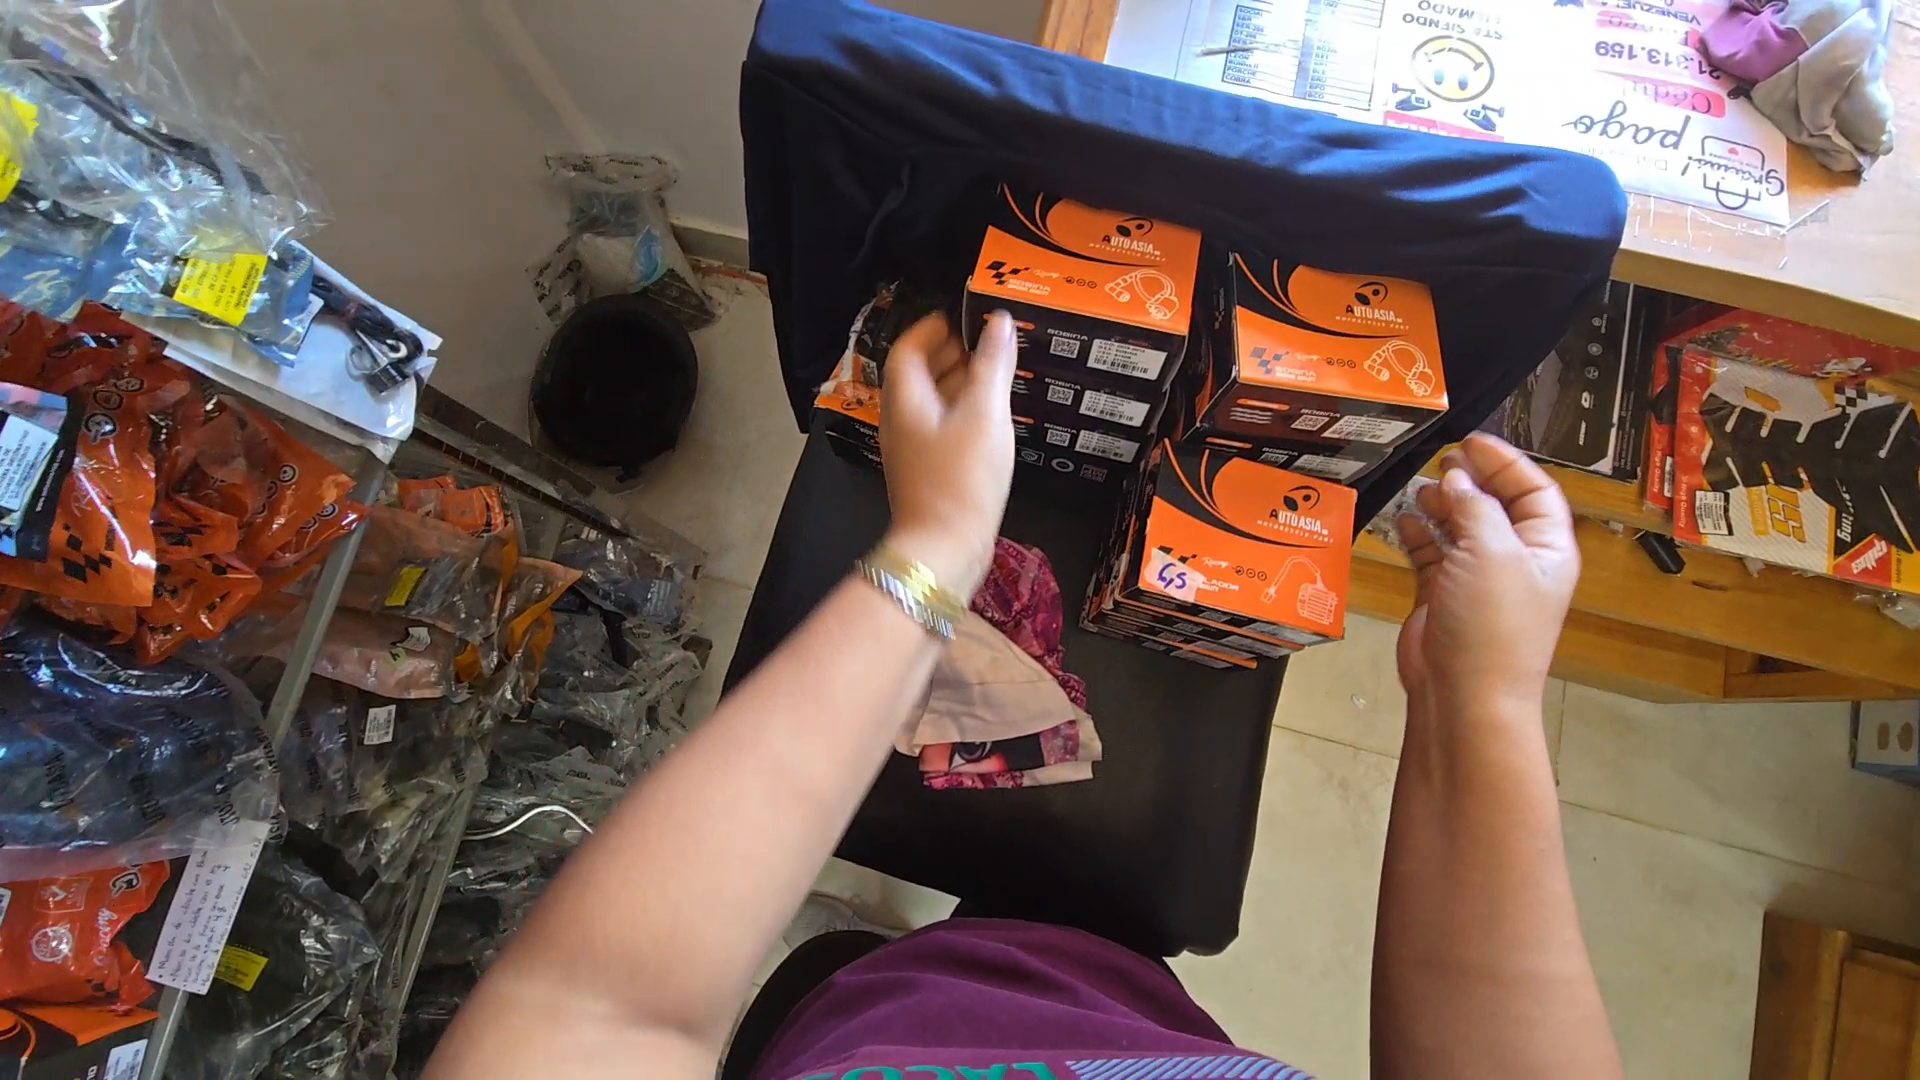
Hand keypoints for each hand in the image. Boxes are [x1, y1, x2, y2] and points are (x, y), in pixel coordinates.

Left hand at [878, 311, 1017, 598]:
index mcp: (905, 399)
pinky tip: (991, 419)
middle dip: (950, 354)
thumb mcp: (984, 414)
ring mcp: (912, 448)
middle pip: (919, 374)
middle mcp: (901, 420)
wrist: (945, 548)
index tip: (964, 319)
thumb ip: (991, 365)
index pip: (908, 348)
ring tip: (995, 376)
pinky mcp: (928, 471)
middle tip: (986, 344)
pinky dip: (963, 413)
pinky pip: (941, 429)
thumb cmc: (961, 479)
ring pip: (932, 403)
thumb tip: (999, 322)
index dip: (933, 328)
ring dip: (959, 384)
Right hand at [1395, 434, 1579, 713]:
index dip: (1506, 463)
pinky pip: (1430, 553)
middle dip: (1470, 481)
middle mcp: (1513, 558)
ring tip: (1420, 490)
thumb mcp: (1491, 553)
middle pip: (1494, 505)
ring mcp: (1475, 577)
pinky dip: (1417, 535)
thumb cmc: (1491, 624)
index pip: (1533, 491)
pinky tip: (1404, 522)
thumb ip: (1474, 508)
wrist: (1464, 690)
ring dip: (1440, 506)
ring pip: (1459, 527)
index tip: (1471, 442)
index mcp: (1544, 547)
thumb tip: (1457, 478)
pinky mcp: (1440, 593)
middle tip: (1441, 462)